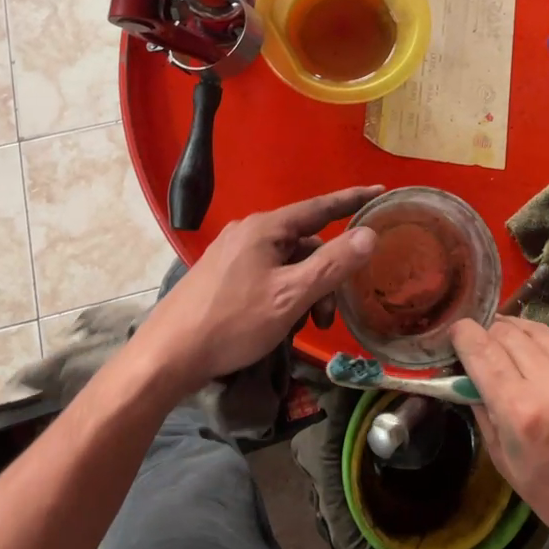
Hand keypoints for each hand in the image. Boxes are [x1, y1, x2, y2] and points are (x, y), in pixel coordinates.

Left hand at [131, 186, 382, 393]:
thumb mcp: (290, 296)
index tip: (382, 191)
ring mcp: (233, 254)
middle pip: (305, 243)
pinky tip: (282, 324)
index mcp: (266, 228)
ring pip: (287, 263)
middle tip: (330, 316)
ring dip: (305, 291)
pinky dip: (285, 295)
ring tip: (305, 327)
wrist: (167, 357)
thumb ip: (332, 264)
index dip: (353, 199)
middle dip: (326, 276)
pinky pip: (268, 275)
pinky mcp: (222, 276)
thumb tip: (369, 234)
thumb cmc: (232, 323)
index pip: (320, 206)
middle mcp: (250, 232)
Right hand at [450, 317, 548, 548]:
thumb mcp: (504, 460)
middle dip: (490, 332)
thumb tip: (465, 373)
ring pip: (539, 331)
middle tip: (483, 341)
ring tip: (511, 343)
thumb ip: (483, 409)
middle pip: (509, 333)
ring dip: (519, 334)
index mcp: (522, 412)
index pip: (483, 351)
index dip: (464, 334)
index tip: (456, 330)